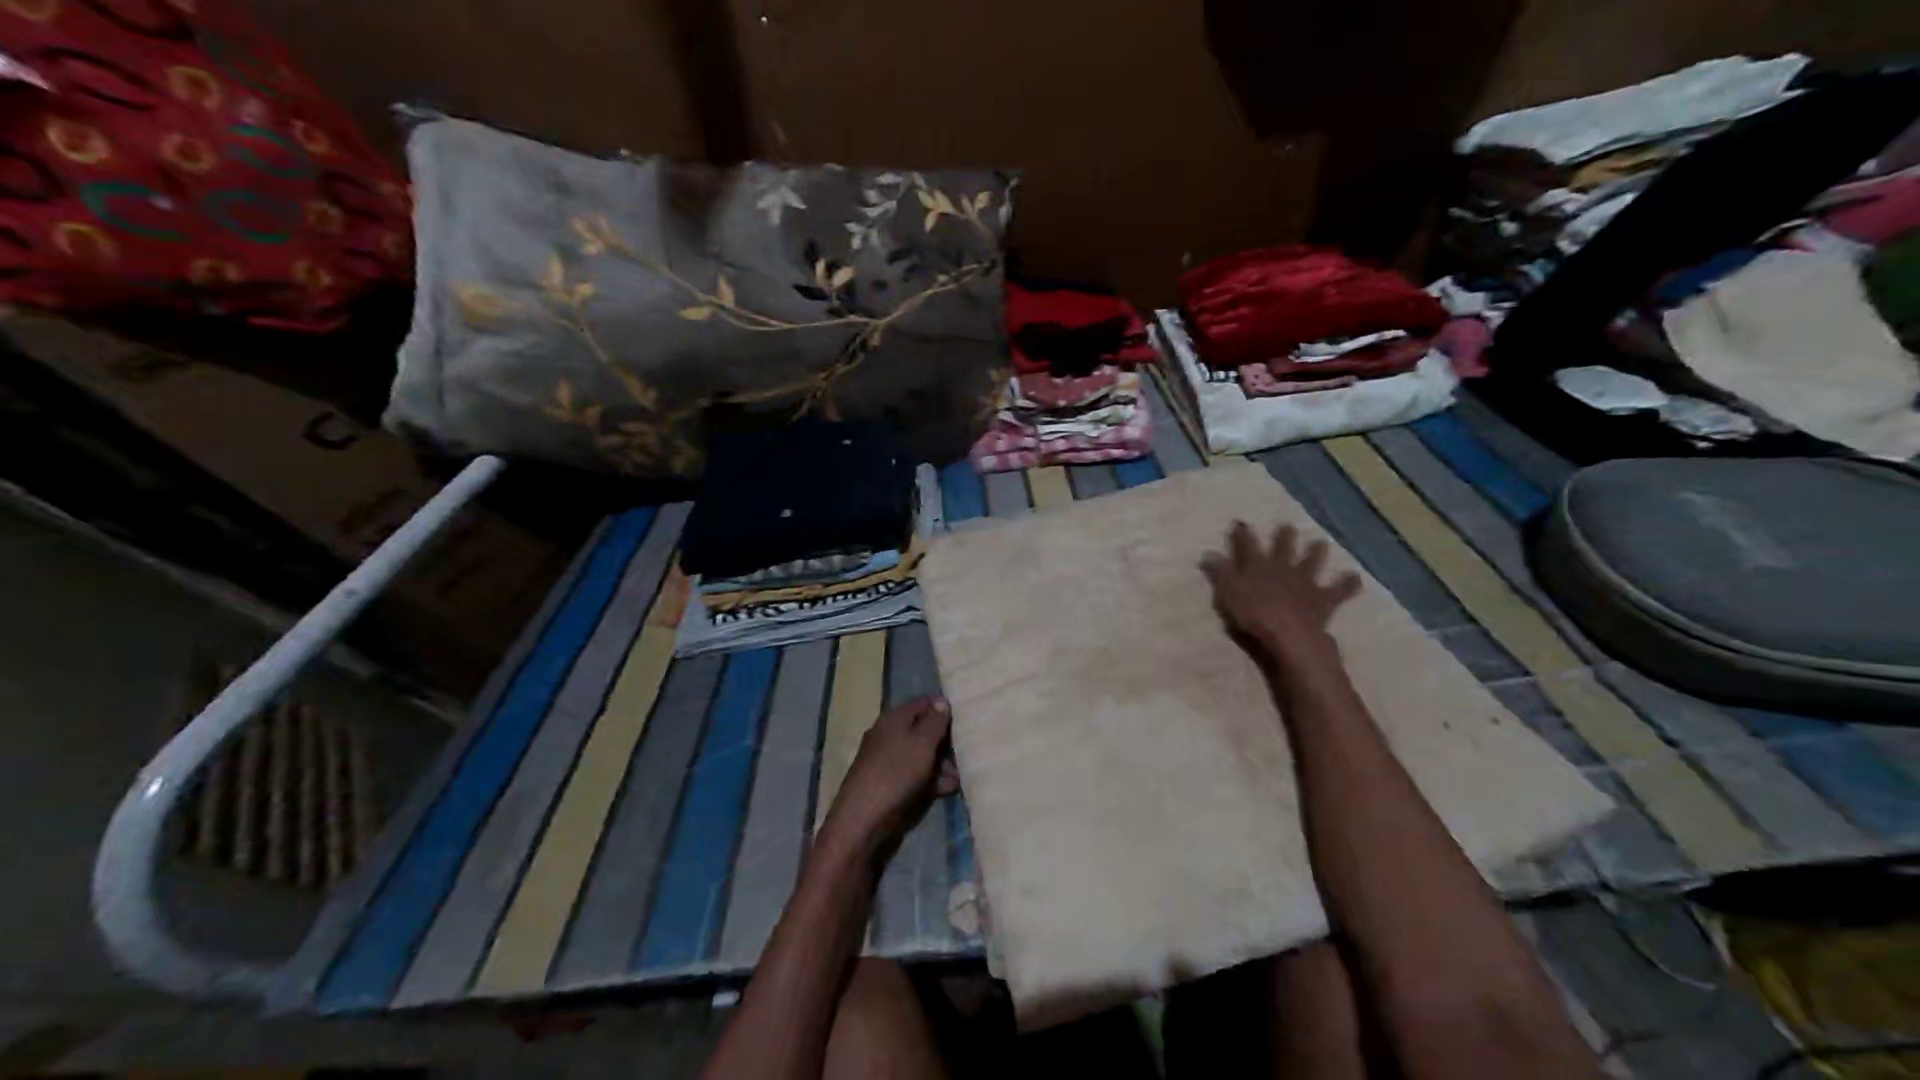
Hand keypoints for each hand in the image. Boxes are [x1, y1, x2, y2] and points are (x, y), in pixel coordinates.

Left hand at [819, 697, 958, 860]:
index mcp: (893, 719)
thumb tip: (942, 700)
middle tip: (967, 750)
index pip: (922, 703)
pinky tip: (949, 789)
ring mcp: (888, 761)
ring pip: (921, 755)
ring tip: (962, 775)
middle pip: (922, 730)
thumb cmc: (896, 773)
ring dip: (942, 764)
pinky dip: (932, 780)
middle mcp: (889, 735)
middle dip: (945, 740)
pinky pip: (915, 775)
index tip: (965, 716)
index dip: (942, 707)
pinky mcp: (889, 784)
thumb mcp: (921, 743)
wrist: (863, 819)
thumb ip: (934, 721)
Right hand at [1201, 521, 1362, 662]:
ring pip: (1312, 562)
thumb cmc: (1252, 613)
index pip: (1247, 544)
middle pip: (1284, 547)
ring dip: (1316, 552)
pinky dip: (1348, 584)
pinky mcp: (1323, 599)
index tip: (1240, 523)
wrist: (1288, 632)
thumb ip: (1219, 572)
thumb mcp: (1227, 592)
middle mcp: (1283, 567)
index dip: (1243, 533)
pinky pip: (1340, 589)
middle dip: (1285, 536)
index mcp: (1257, 565)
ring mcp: (1306, 581)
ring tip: (1321, 542)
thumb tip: (1208, 553)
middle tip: (1287, 526)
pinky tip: (1355, 577)